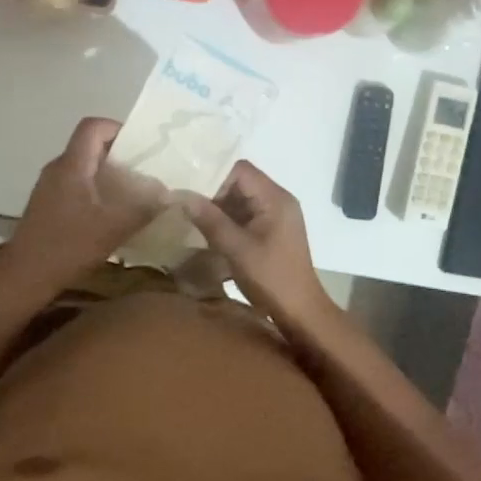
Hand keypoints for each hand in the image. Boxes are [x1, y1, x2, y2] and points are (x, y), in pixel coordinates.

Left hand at [0, 118, 165, 298]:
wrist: (26, 275)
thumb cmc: (69, 246)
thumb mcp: (114, 227)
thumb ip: (144, 206)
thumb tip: (168, 193)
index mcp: (71, 165)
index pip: (93, 127)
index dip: (118, 129)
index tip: (141, 147)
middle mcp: (57, 169)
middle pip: (89, 147)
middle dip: (119, 156)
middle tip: (145, 174)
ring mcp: (48, 187)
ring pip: (83, 168)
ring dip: (108, 176)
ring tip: (133, 195)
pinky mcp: (46, 205)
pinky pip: (75, 186)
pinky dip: (95, 191)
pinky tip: (110, 215)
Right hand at [181, 160, 331, 324]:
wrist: (300, 310)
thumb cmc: (271, 277)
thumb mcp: (236, 248)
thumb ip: (209, 219)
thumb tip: (181, 195)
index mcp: (275, 198)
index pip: (240, 170)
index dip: (215, 179)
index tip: (195, 198)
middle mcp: (279, 201)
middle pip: (241, 183)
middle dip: (215, 196)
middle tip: (191, 212)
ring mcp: (278, 216)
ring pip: (242, 200)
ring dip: (221, 211)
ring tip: (197, 225)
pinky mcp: (274, 231)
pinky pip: (247, 216)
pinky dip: (230, 223)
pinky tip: (213, 237)